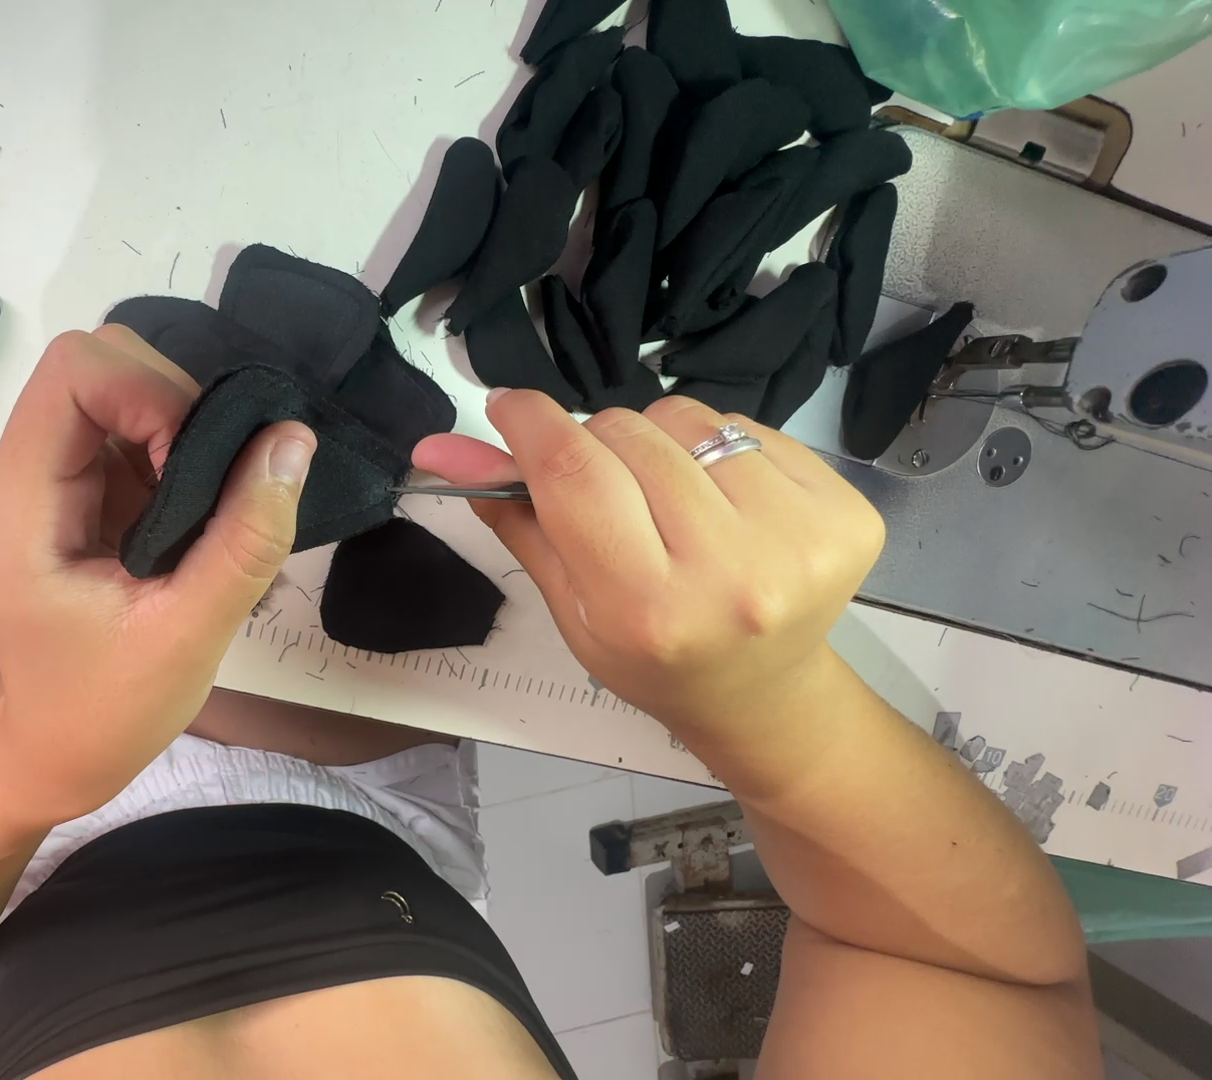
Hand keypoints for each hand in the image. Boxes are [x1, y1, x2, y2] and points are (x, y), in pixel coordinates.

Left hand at [0, 326, 315, 827]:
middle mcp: (25, 471)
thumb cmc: (108, 708)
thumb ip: (244, 539)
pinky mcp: (84, 491)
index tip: (195, 469)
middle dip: (172, 403)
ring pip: (122, 388)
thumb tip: (293, 439)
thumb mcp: (188, 634)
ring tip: (209, 507)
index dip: (150, 393)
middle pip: (99, 364)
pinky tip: (197, 512)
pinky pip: (137, 429)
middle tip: (213, 485)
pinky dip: (182, 450)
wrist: (62, 750)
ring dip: (182, 427)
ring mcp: (54, 477)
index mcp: (22, 500)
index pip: (76, 371)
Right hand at [413, 392, 883, 741]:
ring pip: (684, 417)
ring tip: (659, 495)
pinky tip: (714, 497)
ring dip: (652, 440)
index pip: (573, 474)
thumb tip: (443, 448)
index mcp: (644, 606)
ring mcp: (799, 538)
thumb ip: (512, 517)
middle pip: (624, 435)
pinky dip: (710, 446)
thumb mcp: (564, 603)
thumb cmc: (644, 659)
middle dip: (589, 441)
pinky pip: (744, 425)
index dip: (529, 424)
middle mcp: (729, 570)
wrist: (758, 694)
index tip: (505, 405)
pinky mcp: (846, 511)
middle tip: (594, 484)